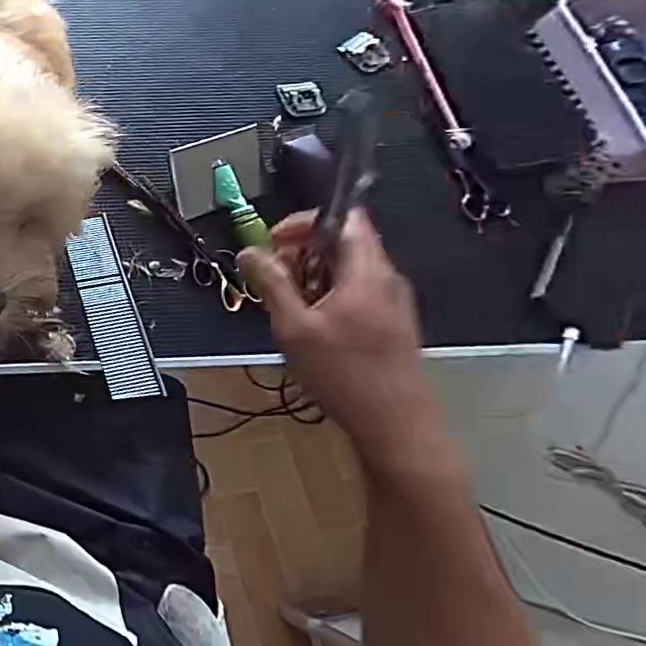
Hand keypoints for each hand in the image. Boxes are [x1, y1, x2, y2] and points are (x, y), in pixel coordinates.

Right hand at [239, 210, 442, 472]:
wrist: (396, 426)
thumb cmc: (344, 373)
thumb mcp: (294, 327)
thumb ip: (272, 284)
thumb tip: (249, 251)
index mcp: (366, 273)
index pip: (345, 219)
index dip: (305, 222)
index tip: (274, 243)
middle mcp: (385, 280)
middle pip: (341, 243)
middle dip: (300, 253)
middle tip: (273, 279)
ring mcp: (391, 302)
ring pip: (344, 269)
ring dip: (309, 276)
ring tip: (286, 305)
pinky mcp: (389, 323)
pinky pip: (353, 291)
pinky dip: (325, 295)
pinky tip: (308, 324)